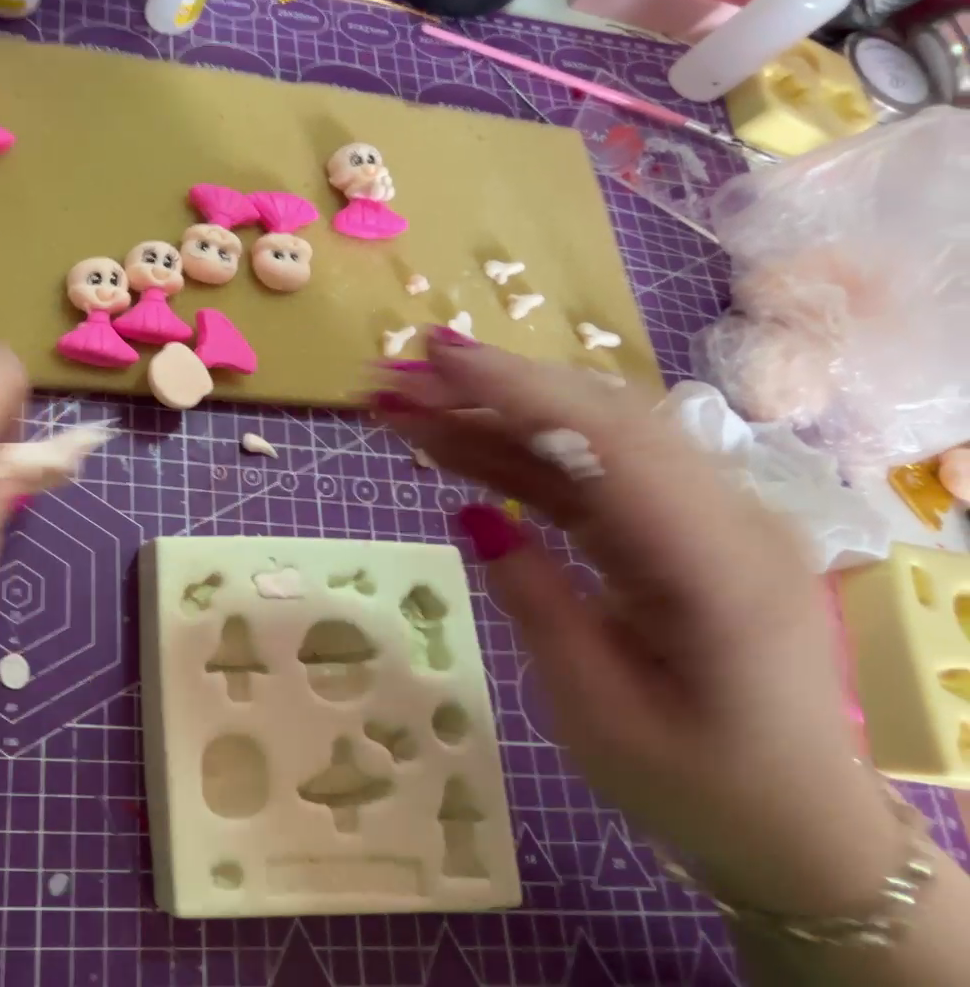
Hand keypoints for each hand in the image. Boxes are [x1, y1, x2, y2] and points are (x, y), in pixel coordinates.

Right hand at [374, 332, 902, 916]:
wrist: (797, 831)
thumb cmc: (697, 787)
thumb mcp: (596, 708)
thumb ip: (538, 602)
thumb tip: (474, 516)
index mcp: (719, 564)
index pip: (611, 442)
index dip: (515, 391)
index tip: (431, 360)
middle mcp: (725, 519)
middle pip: (598, 422)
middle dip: (489, 389)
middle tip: (393, 373)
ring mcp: (702, 522)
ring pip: (586, 442)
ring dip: (490, 417)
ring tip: (401, 404)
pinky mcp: (673, 536)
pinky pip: (587, 479)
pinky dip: (515, 457)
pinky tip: (452, 448)